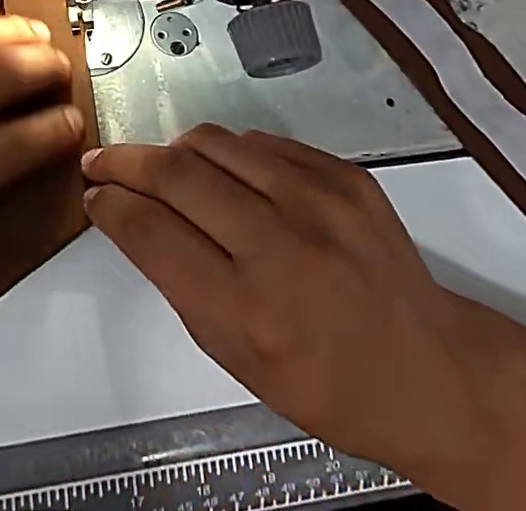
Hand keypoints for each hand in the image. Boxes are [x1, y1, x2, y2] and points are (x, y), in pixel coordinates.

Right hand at [81, 126, 486, 469]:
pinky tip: (227, 175)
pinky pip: (262, 143)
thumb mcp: (234, 355)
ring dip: (174, 151)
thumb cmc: (325, 382)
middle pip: (175, 173)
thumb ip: (178, 279)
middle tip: (104, 161)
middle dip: (126, 161)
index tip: (95, 194)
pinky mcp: (345, 175)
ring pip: (213, 143)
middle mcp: (282, 244)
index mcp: (246, 308)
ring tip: (165, 168)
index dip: (111, 204)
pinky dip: (229, 153)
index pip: (150, 230)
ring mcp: (320, 201)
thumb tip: (134, 215)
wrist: (430, 369)